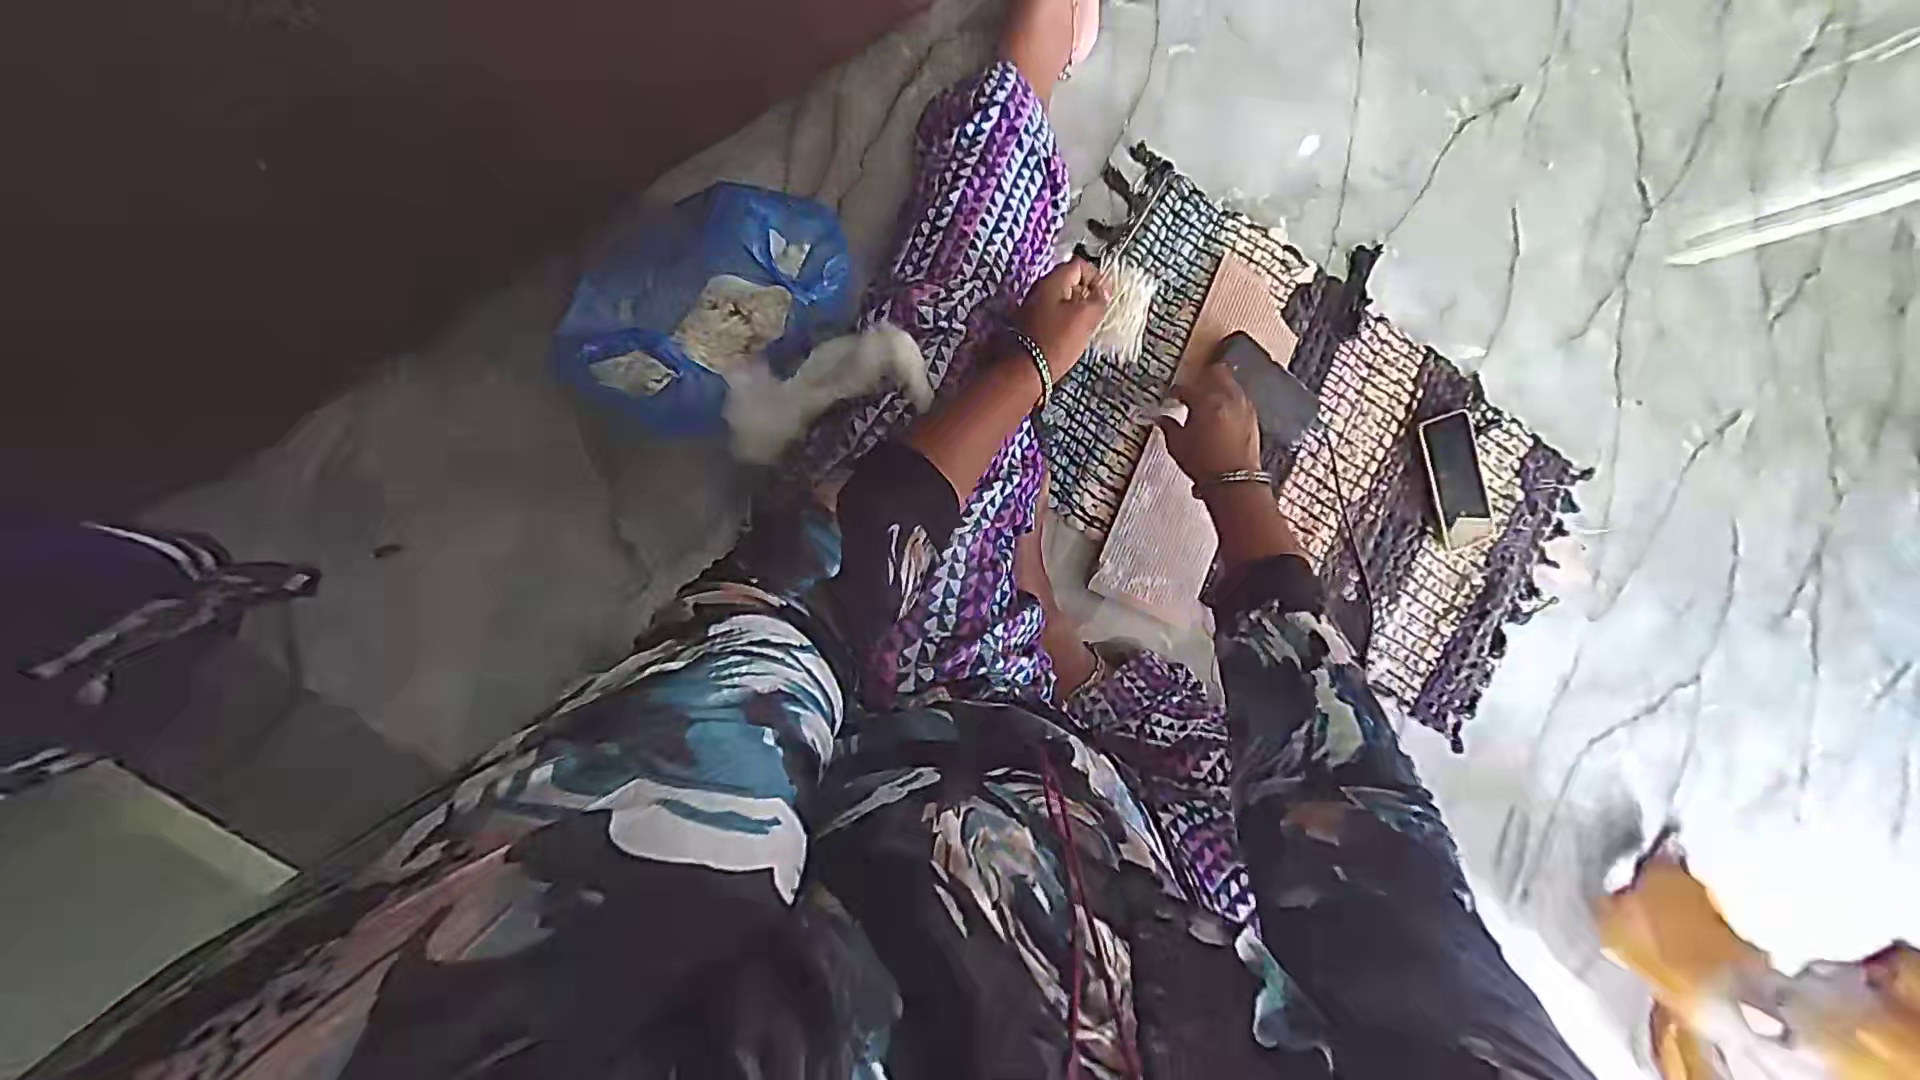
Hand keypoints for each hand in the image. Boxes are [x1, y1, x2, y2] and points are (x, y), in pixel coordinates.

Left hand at [1014, 256, 1111, 380]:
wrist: (1022, 372)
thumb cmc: (1056, 341)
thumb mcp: (1085, 318)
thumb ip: (1098, 300)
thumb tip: (1103, 291)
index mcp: (1051, 282)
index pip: (1078, 265)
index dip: (1095, 276)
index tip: (1104, 295)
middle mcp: (1037, 291)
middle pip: (1068, 283)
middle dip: (1085, 294)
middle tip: (1095, 312)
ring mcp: (1030, 310)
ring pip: (1059, 302)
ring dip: (1075, 311)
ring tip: (1084, 328)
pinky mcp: (1028, 328)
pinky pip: (1051, 318)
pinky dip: (1063, 323)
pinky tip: (1068, 339)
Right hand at [1156, 357, 1261, 479]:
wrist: (1233, 481)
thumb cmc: (1206, 464)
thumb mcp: (1178, 444)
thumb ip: (1169, 426)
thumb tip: (1162, 419)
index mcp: (1206, 402)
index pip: (1187, 387)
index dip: (1176, 391)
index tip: (1172, 396)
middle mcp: (1228, 399)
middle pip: (1218, 372)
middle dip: (1204, 377)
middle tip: (1193, 388)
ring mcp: (1244, 407)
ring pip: (1231, 384)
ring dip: (1218, 388)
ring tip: (1207, 401)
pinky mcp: (1252, 417)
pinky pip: (1240, 399)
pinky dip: (1229, 401)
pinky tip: (1220, 414)